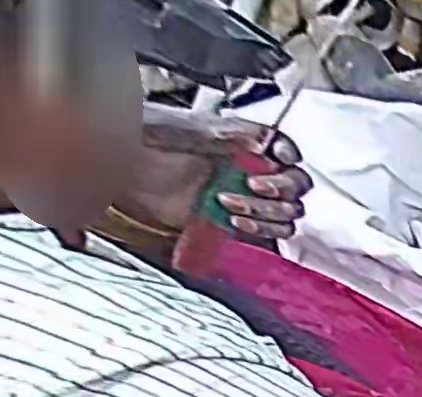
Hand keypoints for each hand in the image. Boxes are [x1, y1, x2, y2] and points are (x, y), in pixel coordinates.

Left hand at [115, 104, 312, 240]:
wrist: (112, 176)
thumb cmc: (133, 144)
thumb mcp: (167, 129)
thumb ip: (213, 133)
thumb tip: (258, 142)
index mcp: (235, 141)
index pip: (280, 144)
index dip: (287, 152)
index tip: (278, 157)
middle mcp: (250, 169)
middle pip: (296, 182)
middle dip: (282, 187)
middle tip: (255, 187)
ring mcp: (252, 197)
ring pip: (290, 209)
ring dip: (267, 211)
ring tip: (228, 204)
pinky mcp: (247, 220)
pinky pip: (279, 230)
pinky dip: (264, 228)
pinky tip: (234, 220)